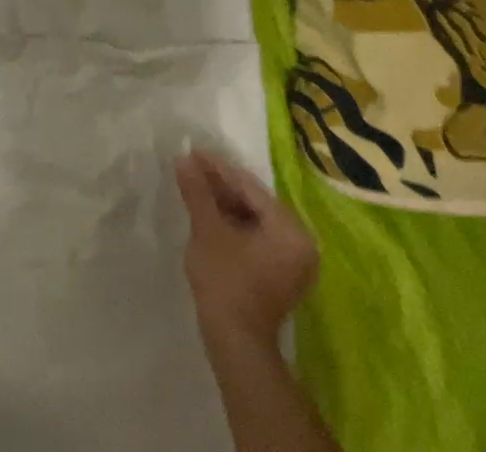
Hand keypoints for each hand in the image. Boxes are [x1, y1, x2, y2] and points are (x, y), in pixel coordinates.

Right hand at [175, 150, 317, 349]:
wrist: (235, 336)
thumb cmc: (224, 280)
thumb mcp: (207, 231)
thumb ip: (198, 193)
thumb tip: (184, 159)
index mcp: (291, 231)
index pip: (252, 188)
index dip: (220, 168)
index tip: (193, 151)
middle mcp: (302, 243)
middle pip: (257, 203)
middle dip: (223, 184)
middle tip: (191, 166)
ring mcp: (294, 260)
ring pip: (256, 220)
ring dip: (226, 203)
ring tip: (196, 187)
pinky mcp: (280, 272)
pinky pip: (258, 236)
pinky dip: (234, 223)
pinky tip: (209, 215)